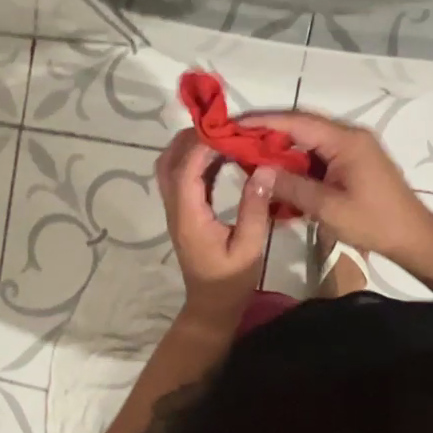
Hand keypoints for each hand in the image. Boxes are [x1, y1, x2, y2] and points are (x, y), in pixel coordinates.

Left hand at [155, 129, 275, 330]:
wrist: (210, 307)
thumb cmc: (231, 281)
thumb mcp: (250, 247)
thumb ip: (255, 208)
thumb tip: (264, 169)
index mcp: (189, 216)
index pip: (186, 170)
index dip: (202, 145)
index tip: (227, 127)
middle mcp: (175, 209)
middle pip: (168, 163)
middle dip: (190, 139)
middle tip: (222, 126)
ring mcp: (176, 212)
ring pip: (170, 169)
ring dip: (189, 148)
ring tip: (222, 135)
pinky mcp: (183, 214)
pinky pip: (180, 180)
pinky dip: (195, 162)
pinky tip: (221, 156)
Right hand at [240, 111, 432, 260]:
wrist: (413, 237)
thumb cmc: (372, 222)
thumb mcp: (327, 207)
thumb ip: (291, 186)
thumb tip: (258, 171)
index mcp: (346, 141)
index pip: (297, 122)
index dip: (263, 121)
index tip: (234, 123)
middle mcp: (349, 136)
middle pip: (301, 126)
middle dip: (268, 133)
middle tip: (235, 141)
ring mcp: (353, 148)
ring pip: (308, 141)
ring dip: (281, 148)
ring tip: (250, 157)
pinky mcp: (353, 162)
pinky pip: (318, 154)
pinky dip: (296, 161)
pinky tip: (278, 173)